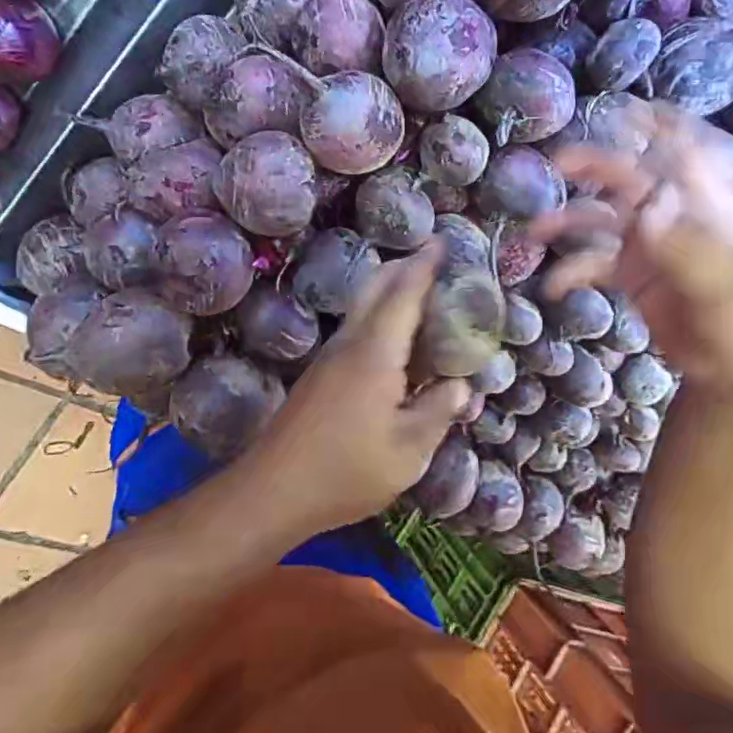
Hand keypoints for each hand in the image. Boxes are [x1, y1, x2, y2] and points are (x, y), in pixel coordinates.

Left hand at [237, 243, 472, 535]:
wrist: (271, 491)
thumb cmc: (346, 470)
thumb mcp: (408, 451)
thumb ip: (438, 411)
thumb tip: (460, 386)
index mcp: (375, 352)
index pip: (404, 293)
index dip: (425, 265)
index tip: (443, 241)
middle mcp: (350, 342)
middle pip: (377, 286)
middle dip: (406, 266)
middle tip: (437, 264)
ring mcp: (330, 356)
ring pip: (364, 305)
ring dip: (392, 291)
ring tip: (425, 299)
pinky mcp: (321, 374)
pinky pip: (357, 328)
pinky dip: (381, 317)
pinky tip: (398, 344)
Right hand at [530, 104, 732, 407]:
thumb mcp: (731, 288)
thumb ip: (688, 247)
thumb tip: (649, 204)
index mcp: (714, 210)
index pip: (691, 154)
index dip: (662, 128)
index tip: (627, 109)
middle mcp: (678, 220)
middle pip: (633, 180)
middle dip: (597, 167)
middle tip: (559, 163)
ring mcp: (653, 249)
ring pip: (604, 220)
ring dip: (570, 221)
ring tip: (536, 230)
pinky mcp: (633, 279)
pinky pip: (594, 265)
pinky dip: (571, 273)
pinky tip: (553, 288)